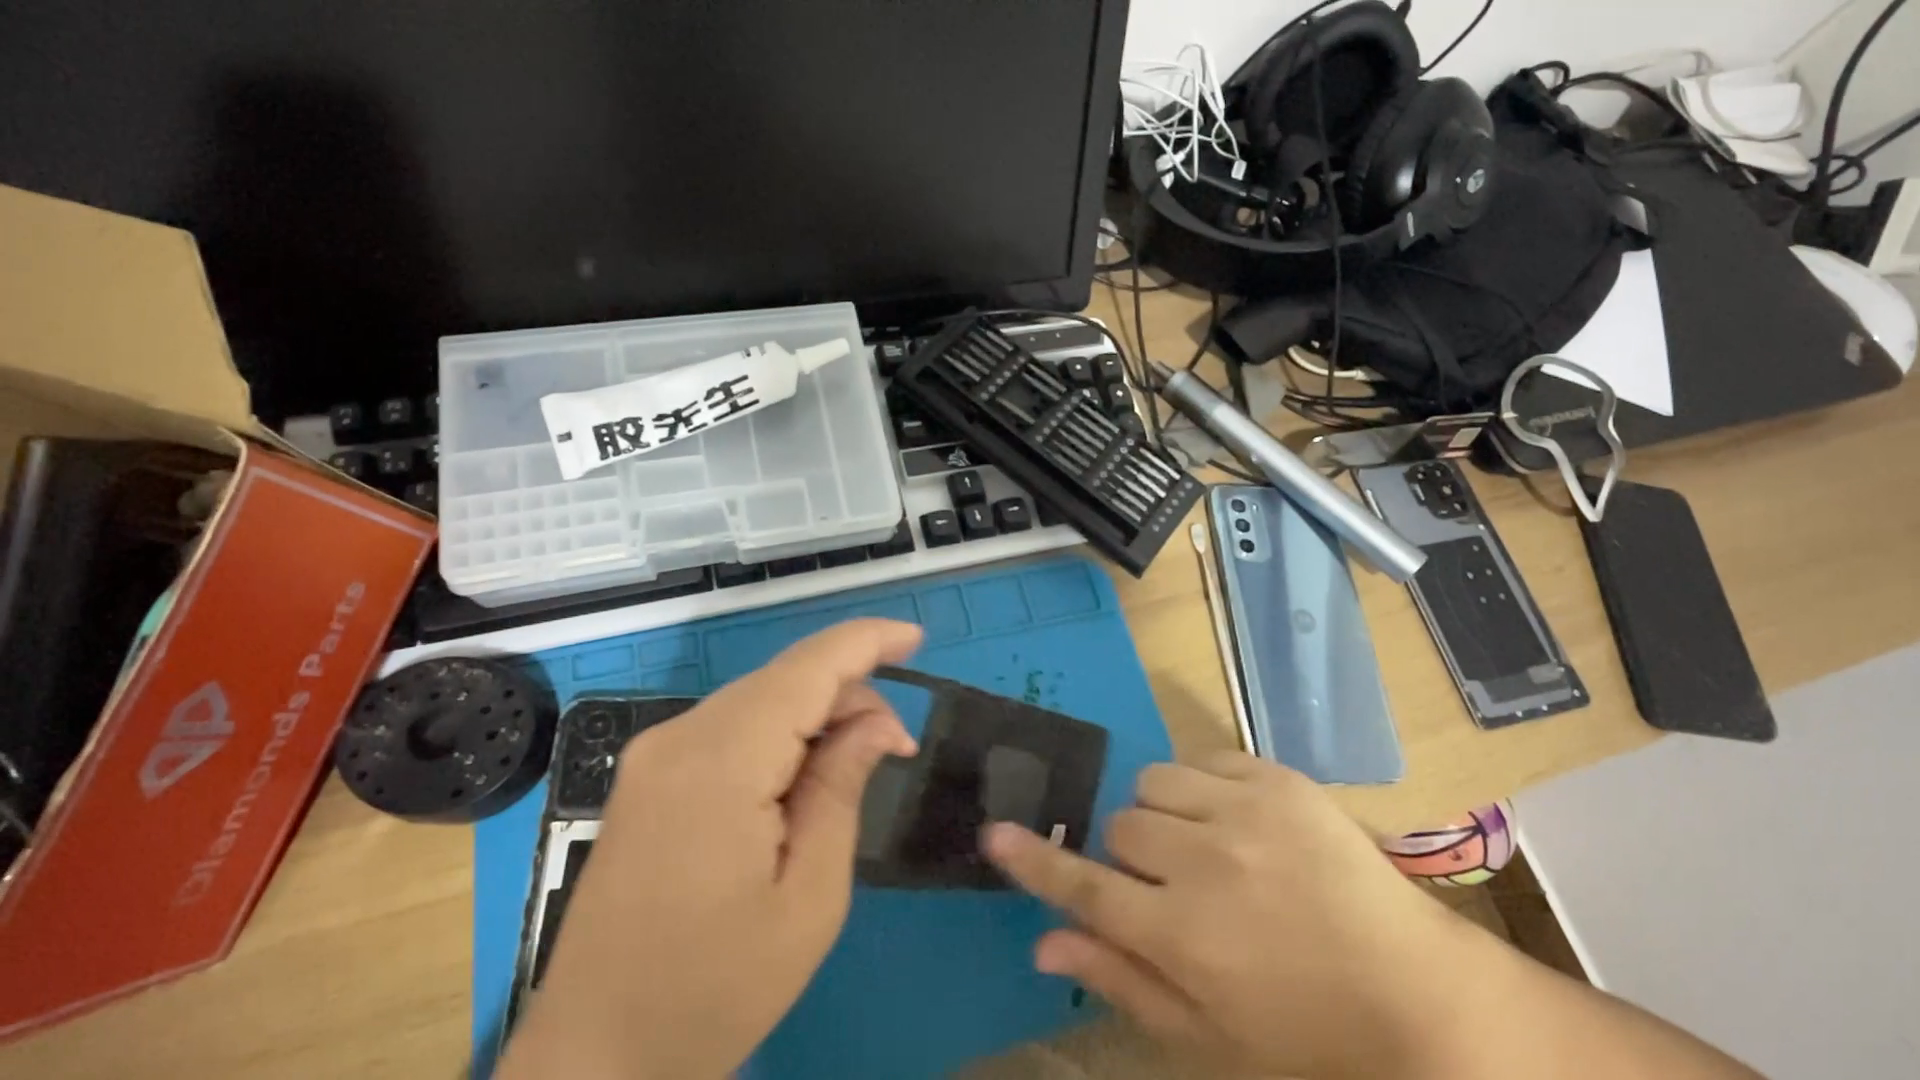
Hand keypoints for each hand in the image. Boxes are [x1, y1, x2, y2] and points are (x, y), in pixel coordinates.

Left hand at [500, 619, 923, 1079]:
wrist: (598, 1053)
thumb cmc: (716, 988)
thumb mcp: (809, 897)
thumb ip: (841, 789)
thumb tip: (876, 722)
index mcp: (719, 762)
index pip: (805, 669)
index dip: (865, 641)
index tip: (918, 637)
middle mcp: (676, 739)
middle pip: (780, 681)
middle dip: (847, 695)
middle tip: (896, 750)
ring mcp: (652, 758)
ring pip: (754, 702)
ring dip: (813, 719)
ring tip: (856, 771)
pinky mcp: (645, 781)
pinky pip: (726, 732)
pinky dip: (776, 739)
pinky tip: (801, 782)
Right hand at [983, 752, 1484, 1079]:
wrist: (1419, 993)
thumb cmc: (1303, 1032)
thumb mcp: (1204, 1035)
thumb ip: (1119, 980)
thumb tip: (1044, 943)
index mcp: (1181, 935)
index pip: (1084, 886)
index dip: (1034, 860)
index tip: (995, 833)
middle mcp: (1204, 863)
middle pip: (1119, 826)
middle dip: (1129, 855)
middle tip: (1167, 886)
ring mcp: (1246, 812)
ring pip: (1154, 784)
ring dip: (1161, 814)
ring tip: (1201, 846)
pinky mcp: (1282, 782)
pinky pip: (1205, 759)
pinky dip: (1204, 787)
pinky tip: (1236, 822)